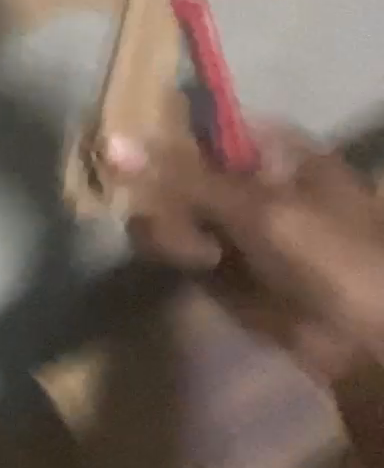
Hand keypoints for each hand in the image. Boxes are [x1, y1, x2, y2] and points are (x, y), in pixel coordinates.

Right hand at [108, 127, 383, 381]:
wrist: (364, 344)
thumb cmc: (334, 261)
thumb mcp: (258, 209)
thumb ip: (180, 175)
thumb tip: (110, 141)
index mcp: (278, 156)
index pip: (209, 123)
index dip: (166, 123)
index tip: (126, 132)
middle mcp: (247, 182)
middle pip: (172, 163)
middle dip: (156, 183)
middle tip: (161, 203)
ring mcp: (227, 221)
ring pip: (159, 202)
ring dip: (165, 223)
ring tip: (193, 249)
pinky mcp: (208, 257)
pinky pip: (163, 238)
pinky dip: (166, 248)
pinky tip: (191, 264)